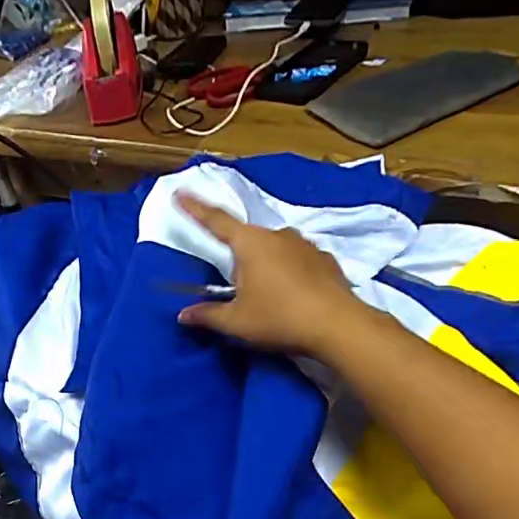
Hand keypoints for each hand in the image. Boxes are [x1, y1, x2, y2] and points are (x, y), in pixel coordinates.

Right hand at [175, 193, 365, 356]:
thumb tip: (183, 316)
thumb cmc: (279, 318)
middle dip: (238, 256)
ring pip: (275, 248)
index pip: (216, 221)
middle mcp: (277, 235)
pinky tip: (292, 293)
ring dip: (266, 264)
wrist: (338, 325)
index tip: (181, 193)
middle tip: (236, 284)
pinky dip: (290, 271)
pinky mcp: (325, 259)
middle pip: (248, 239)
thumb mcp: (236, 322)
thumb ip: (207, 315)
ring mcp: (305, 244)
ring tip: (267, 293)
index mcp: (250, 243)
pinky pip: (298, 260)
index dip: (196, 208)